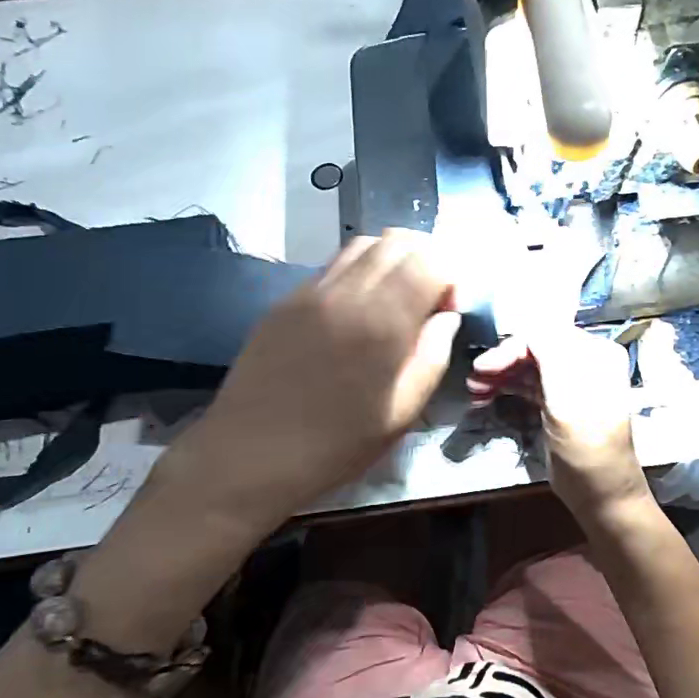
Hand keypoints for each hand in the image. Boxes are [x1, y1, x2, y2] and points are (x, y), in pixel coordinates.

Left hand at [188, 230, 460, 508]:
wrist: (248, 456)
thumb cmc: (335, 446)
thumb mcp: (402, 413)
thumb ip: (432, 356)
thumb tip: (446, 317)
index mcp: (382, 321)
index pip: (429, 260)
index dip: (450, 278)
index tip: (448, 312)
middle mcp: (347, 292)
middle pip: (397, 241)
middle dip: (425, 260)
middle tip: (427, 301)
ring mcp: (310, 290)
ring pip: (362, 244)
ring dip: (390, 261)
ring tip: (394, 300)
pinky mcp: (285, 299)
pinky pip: (332, 266)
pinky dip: (358, 272)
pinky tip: (356, 310)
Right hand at [468, 327, 650, 519]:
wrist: (600, 495)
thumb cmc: (587, 448)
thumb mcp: (568, 400)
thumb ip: (550, 356)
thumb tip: (527, 322)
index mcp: (596, 354)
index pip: (546, 333)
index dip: (513, 345)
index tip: (483, 364)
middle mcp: (585, 362)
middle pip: (534, 347)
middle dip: (503, 360)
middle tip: (474, 378)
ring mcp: (571, 382)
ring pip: (528, 366)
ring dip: (500, 374)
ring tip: (474, 389)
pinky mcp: (558, 402)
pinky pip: (528, 384)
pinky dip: (507, 386)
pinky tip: (484, 395)